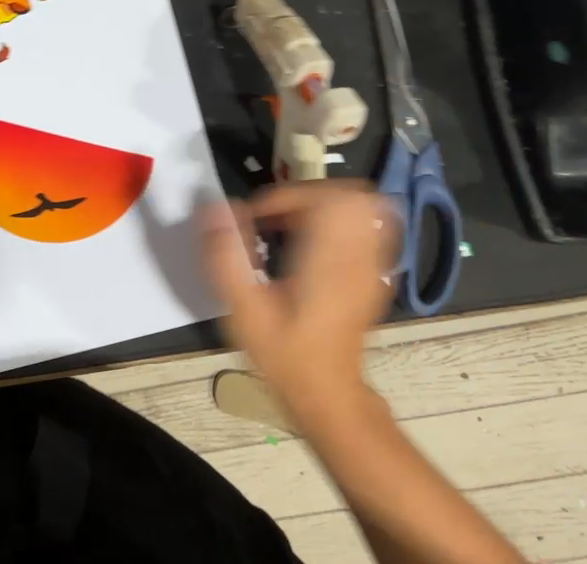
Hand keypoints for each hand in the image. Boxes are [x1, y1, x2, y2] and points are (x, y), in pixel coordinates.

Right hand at [201, 182, 399, 422]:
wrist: (328, 394)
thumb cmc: (284, 354)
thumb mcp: (244, 309)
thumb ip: (226, 256)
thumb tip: (214, 208)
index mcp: (329, 263)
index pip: (329, 199)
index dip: (287, 195)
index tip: (257, 217)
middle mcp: (358, 259)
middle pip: (353, 196)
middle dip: (308, 193)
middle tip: (274, 214)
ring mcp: (372, 267)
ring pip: (364, 208)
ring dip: (322, 204)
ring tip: (287, 224)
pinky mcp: (372, 275)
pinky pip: (366, 228)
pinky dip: (335, 220)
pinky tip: (306, 240)